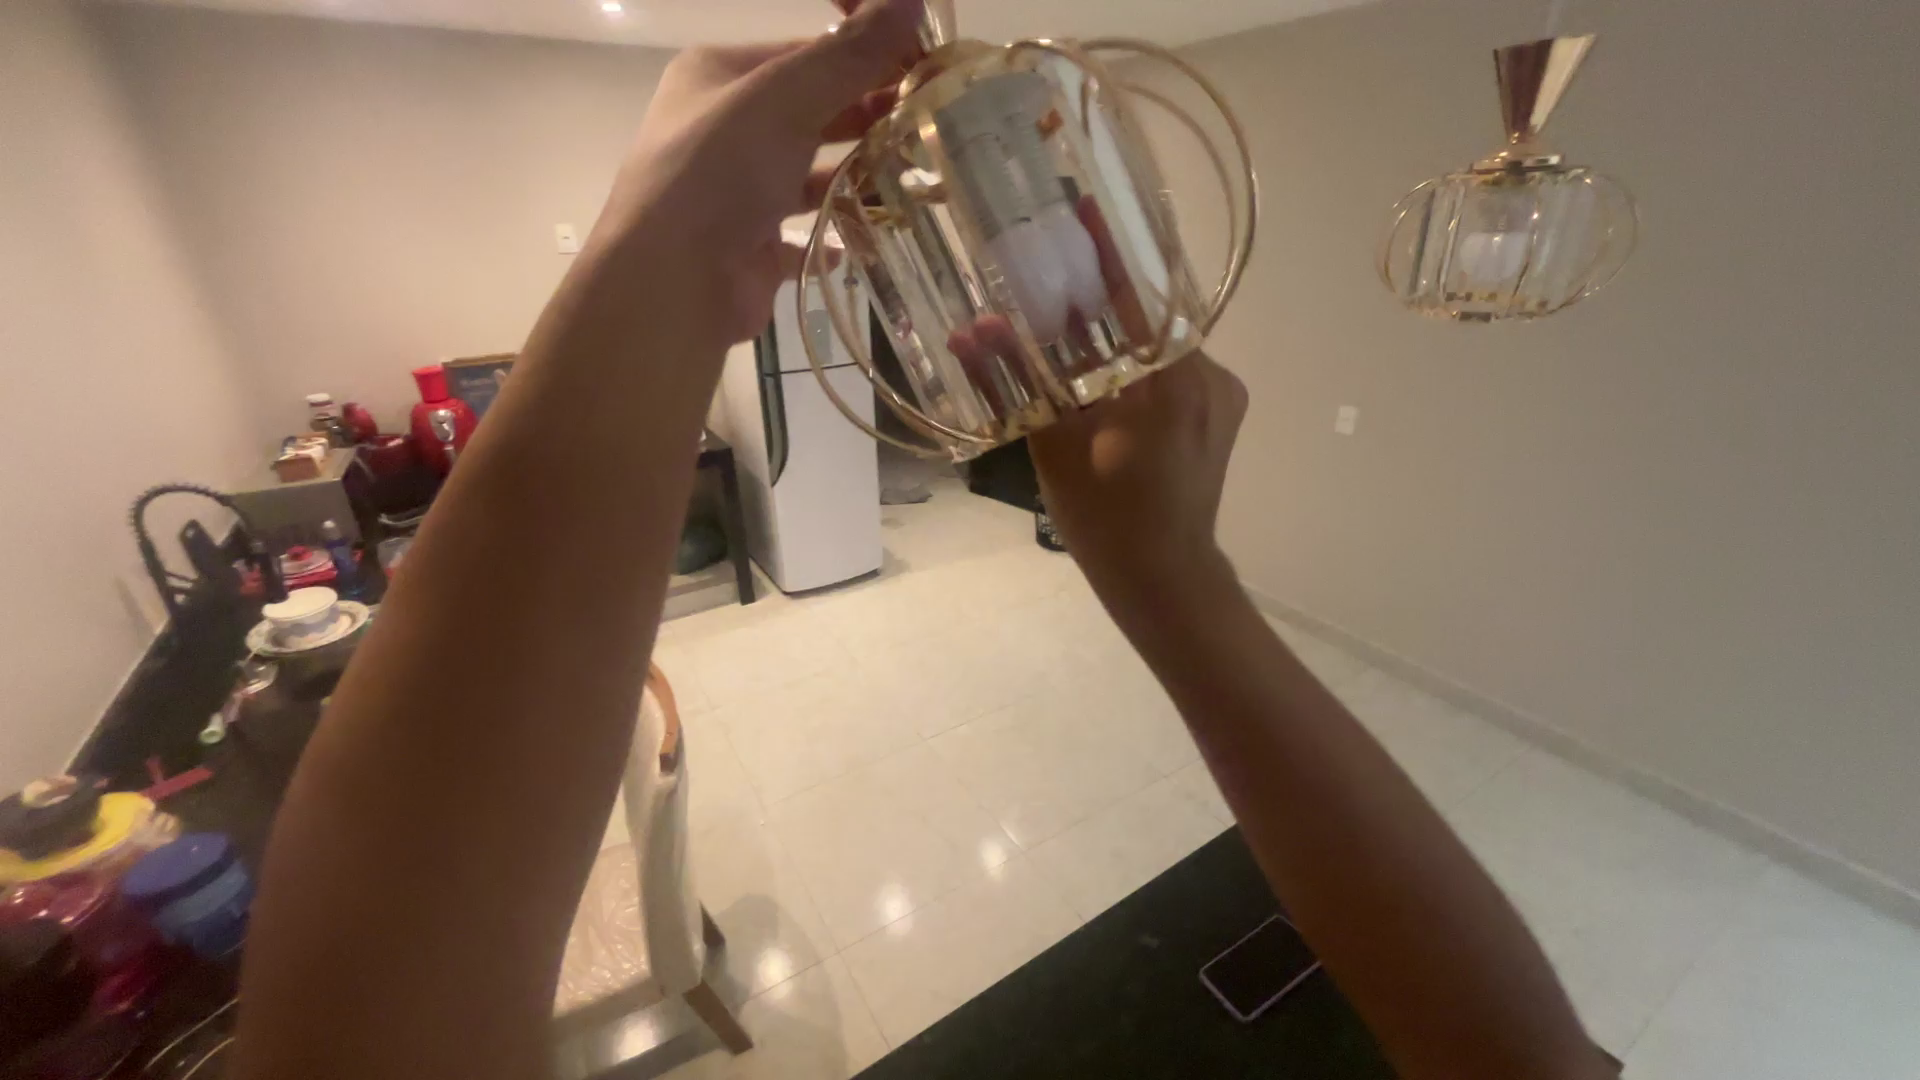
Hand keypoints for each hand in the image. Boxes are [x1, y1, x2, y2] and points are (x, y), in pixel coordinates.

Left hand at [589, 0, 920, 344]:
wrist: (675, 282)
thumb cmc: (721, 173)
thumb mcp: (785, 98)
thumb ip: (849, 55)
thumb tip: (911, 1)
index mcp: (721, 76)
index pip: (805, 54)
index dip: (863, 59)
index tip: (920, 72)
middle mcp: (725, 130)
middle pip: (810, 116)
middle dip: (864, 122)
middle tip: (923, 129)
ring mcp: (737, 194)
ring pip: (807, 180)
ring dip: (852, 182)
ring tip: (906, 187)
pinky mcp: (750, 250)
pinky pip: (800, 241)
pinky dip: (828, 240)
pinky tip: (857, 244)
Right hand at [941, 193, 1246, 593]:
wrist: (1165, 577)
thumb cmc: (1107, 523)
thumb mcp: (1055, 451)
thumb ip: (1017, 384)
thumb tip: (972, 332)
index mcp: (1174, 382)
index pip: (1143, 292)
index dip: (1108, 252)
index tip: (1081, 211)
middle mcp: (1212, 376)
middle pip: (1154, 314)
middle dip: (1106, 298)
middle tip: (1058, 285)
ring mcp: (1224, 395)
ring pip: (1165, 343)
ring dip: (1123, 334)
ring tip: (1076, 334)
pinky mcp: (1223, 414)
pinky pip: (1177, 370)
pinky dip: (1141, 364)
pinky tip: (1107, 379)